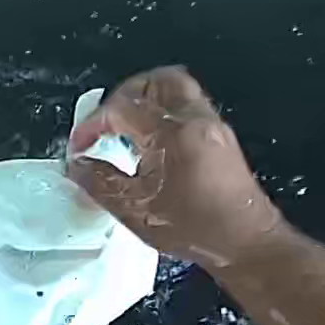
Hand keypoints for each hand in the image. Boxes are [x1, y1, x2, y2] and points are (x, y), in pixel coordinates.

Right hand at [67, 66, 288, 268]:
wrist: (245, 242)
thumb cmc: (192, 228)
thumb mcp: (133, 209)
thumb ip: (99, 181)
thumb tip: (78, 164)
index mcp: (171, 134)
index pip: (121, 108)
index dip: (91, 125)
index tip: (79, 148)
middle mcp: (195, 120)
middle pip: (154, 81)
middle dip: (120, 97)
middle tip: (103, 124)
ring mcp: (211, 125)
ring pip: (173, 89)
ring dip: (142, 102)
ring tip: (122, 130)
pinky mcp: (218, 136)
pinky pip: (185, 107)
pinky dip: (159, 115)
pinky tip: (145, 144)